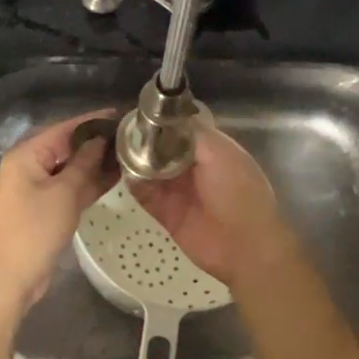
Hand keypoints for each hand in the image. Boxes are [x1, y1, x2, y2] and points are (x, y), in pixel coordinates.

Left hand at [0, 110, 118, 311]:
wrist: (11, 277)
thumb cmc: (35, 229)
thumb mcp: (64, 193)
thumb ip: (84, 163)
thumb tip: (100, 140)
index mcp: (26, 155)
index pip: (64, 129)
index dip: (92, 121)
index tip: (119, 114)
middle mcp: (28, 166)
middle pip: (66, 147)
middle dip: (96, 143)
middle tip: (129, 137)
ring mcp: (36, 188)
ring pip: (70, 169)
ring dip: (95, 164)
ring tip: (128, 155)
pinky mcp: (44, 208)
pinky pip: (68, 187)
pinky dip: (88, 183)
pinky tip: (114, 178)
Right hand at [129, 122, 296, 285]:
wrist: (245, 246)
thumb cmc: (239, 192)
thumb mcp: (220, 153)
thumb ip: (194, 135)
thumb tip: (169, 118)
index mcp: (212, 150)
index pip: (181, 130)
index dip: (163, 121)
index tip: (140, 112)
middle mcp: (193, 168)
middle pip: (162, 149)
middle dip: (144, 140)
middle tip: (120, 127)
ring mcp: (179, 191)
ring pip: (150, 170)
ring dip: (135, 160)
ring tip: (114, 144)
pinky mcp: (167, 214)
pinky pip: (145, 195)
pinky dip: (133, 183)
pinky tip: (120, 170)